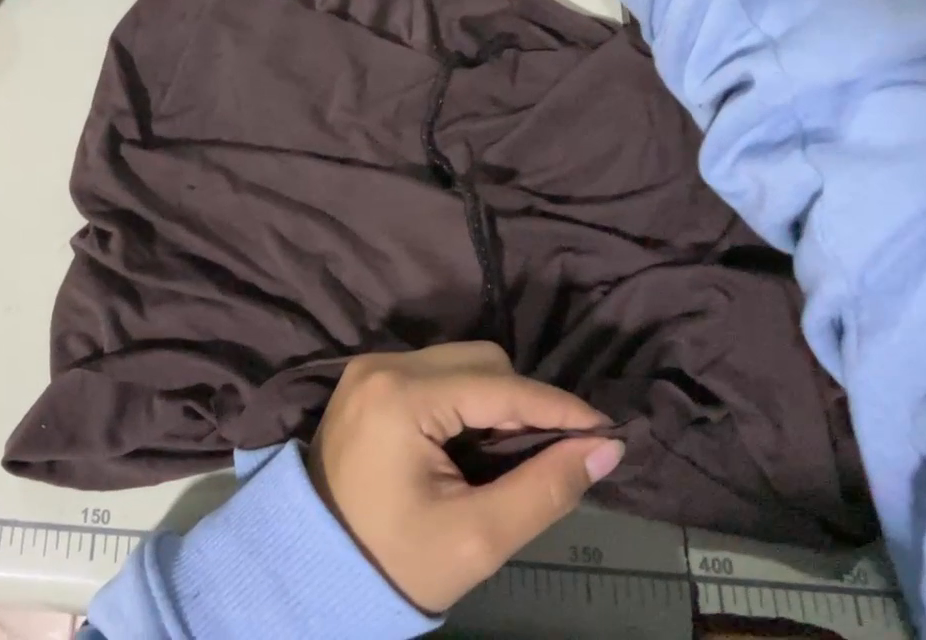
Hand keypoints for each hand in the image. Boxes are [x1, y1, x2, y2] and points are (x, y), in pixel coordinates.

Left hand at [305, 342, 625, 613]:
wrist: (317, 564)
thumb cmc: (397, 558)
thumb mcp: (479, 536)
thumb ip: (545, 488)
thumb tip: (606, 448)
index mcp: (401, 396)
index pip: (499, 387)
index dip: (559, 407)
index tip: (609, 431)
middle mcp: (382, 365)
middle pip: (481, 361)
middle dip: (524, 403)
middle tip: (551, 453)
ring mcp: (369, 369)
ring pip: (460, 362)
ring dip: (495, 400)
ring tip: (513, 452)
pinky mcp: (367, 381)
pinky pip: (435, 373)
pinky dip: (465, 399)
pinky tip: (475, 441)